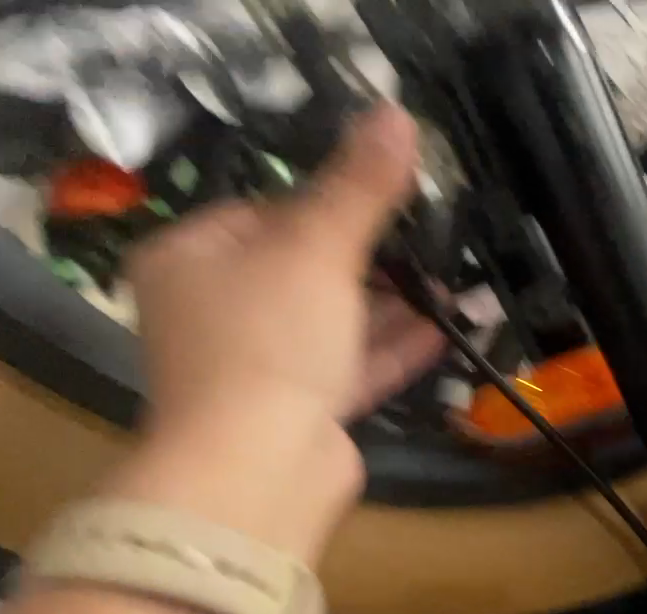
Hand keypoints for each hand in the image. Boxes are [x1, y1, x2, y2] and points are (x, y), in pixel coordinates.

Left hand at [107, 104, 445, 560]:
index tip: (386, 199)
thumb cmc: (268, 342)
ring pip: (336, 322)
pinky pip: (354, 366)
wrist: (259, 468)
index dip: (327, 202)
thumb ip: (359, 189)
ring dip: (395, 306)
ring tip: (452, 285)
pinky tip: (445, 330)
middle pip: (306, 268)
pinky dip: (396, 348)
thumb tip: (397, 113)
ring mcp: (265, 365)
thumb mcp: (316, 251)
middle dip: (374, 259)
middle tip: (431, 242)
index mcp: (194, 259)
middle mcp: (221, 310)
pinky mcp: (305, 409)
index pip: (265, 211)